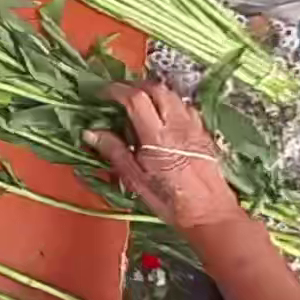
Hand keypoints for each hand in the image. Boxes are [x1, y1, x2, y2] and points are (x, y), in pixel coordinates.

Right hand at [84, 81, 247, 235]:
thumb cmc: (168, 200)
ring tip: (138, 101)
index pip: (136, 98)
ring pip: (173, 95)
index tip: (103, 93)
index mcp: (157, 137)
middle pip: (156, 89)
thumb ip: (113, 151)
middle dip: (135, 86)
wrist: (209, 213)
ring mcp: (194, 127)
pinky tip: (161, 116)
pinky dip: (169, 103)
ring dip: (153, 92)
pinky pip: (185, 107)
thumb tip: (91, 133)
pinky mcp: (203, 133)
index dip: (116, 90)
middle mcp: (178, 126)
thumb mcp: (134, 178)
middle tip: (118, 93)